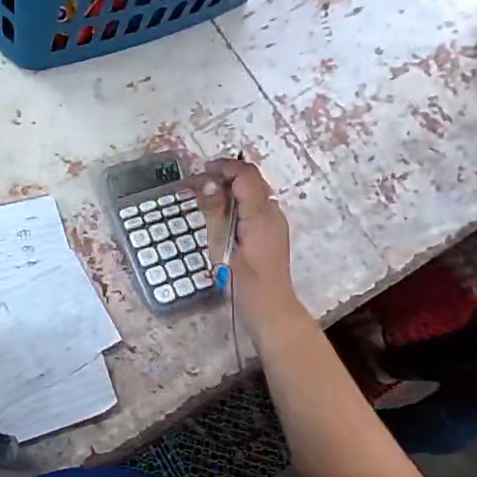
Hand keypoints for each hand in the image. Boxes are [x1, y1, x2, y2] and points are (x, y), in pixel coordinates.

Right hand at [197, 159, 303, 327]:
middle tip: (200, 185)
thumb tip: (206, 182)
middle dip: (227, 175)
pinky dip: (239, 202)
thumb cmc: (244, 282)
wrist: (270, 310)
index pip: (246, 174)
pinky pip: (256, 206)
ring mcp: (275, 222)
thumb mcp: (223, 246)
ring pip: (254, 192)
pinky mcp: (272, 231)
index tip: (202, 171)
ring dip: (232, 188)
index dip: (224, 166)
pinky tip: (223, 216)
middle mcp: (272, 212)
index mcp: (261, 214)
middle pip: (252, 180)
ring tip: (208, 199)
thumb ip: (216, 211)